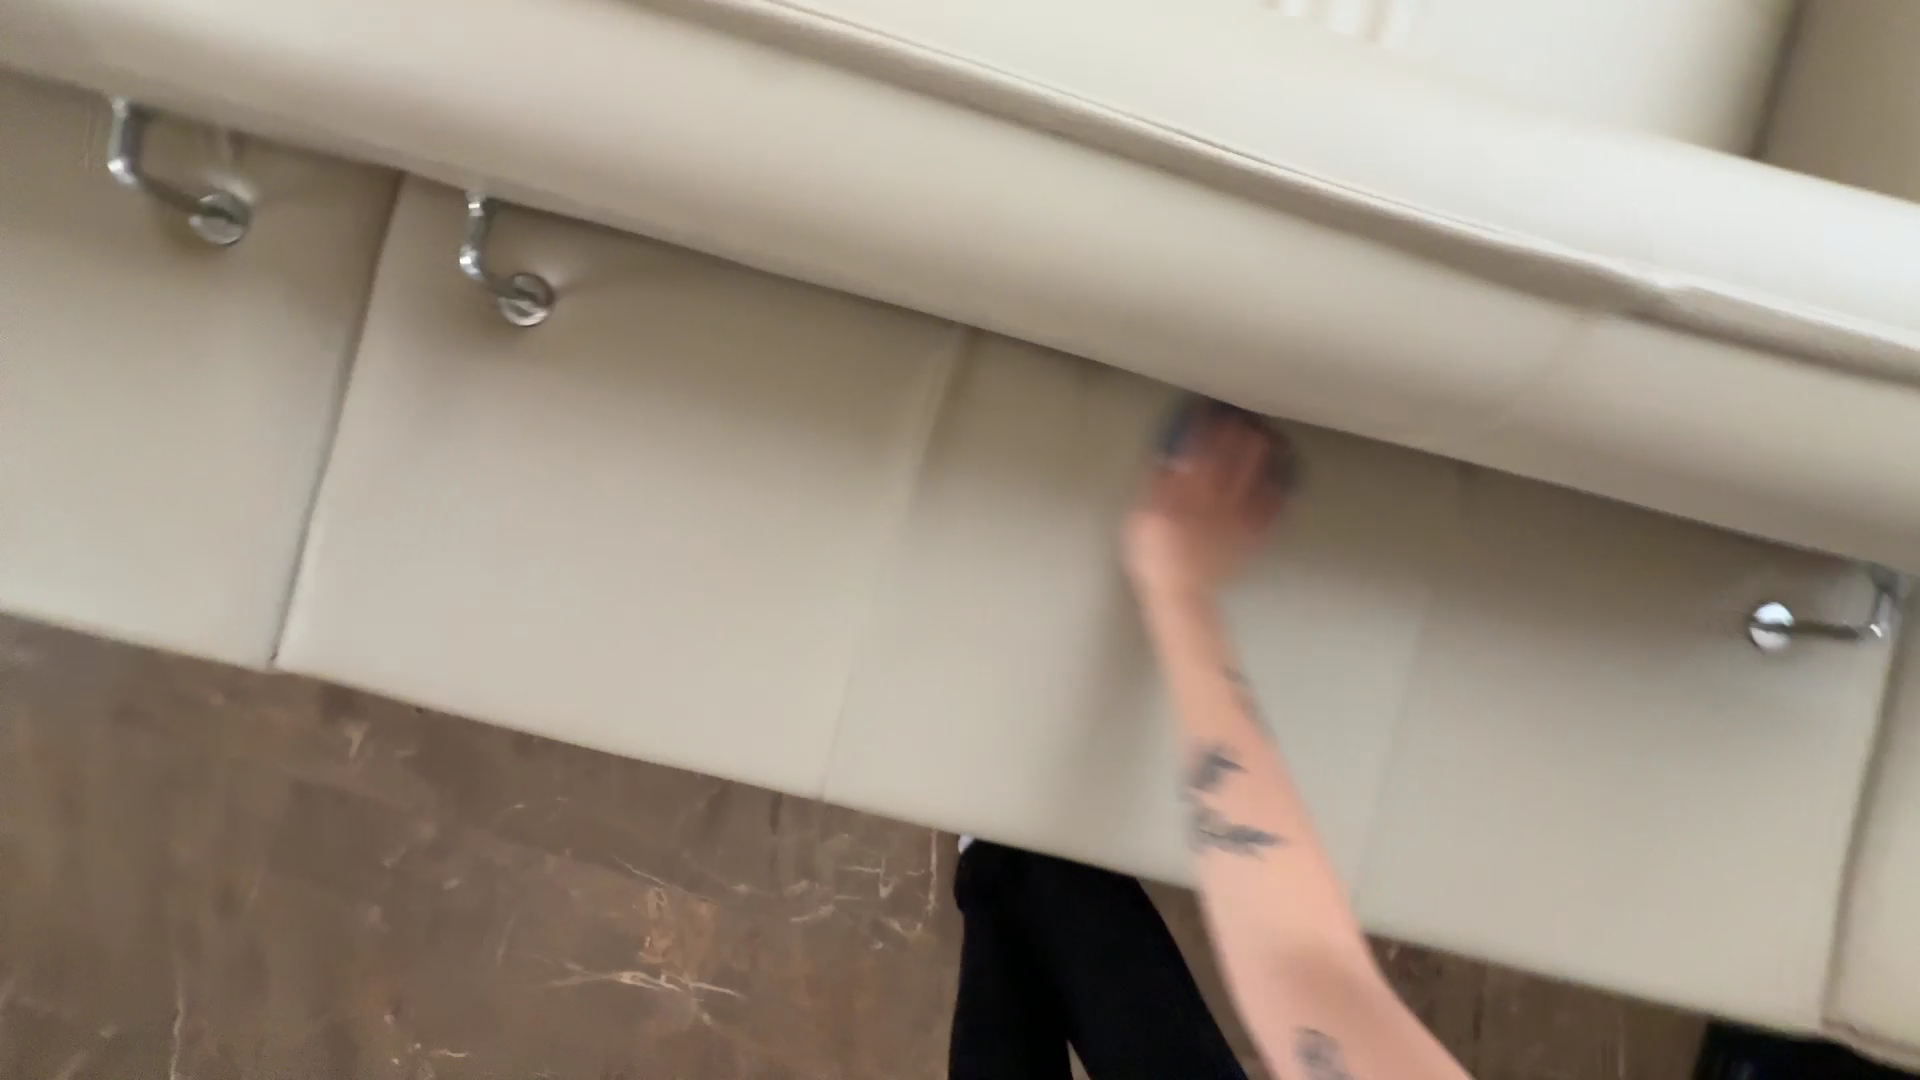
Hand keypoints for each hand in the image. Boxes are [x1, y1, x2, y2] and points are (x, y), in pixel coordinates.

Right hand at [1124, 403, 1292, 600]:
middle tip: (1245, 414)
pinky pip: (1271, 506)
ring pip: (1258, 474)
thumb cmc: (1152, 556)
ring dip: (1264, 451)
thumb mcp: (1142, 515)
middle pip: (1236, 454)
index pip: (1202, 446)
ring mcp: (1239, 515)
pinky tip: (1284, 476)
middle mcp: (1218, 496)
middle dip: (1241, 431)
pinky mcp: (1252, 534)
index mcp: (1189, 489)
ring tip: (1269, 435)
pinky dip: (1279, 487)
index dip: (1209, 424)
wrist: (1179, 594)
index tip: (1211, 407)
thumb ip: (1157, 483)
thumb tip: (1169, 453)